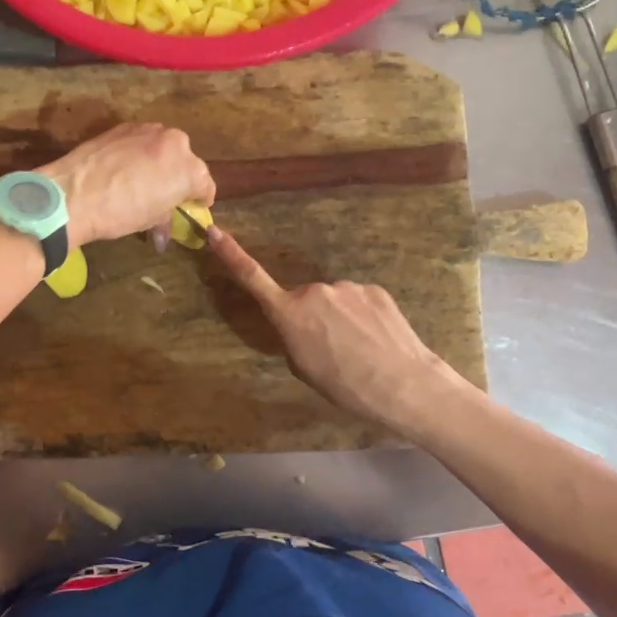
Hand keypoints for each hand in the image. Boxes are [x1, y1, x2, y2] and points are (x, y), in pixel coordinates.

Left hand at [41, 123, 214, 248]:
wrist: (74, 195)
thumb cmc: (120, 213)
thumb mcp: (150, 220)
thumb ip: (166, 216)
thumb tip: (163, 231)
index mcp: (191, 169)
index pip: (206, 186)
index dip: (199, 200)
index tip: (192, 207)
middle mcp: (176, 143)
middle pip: (185, 162)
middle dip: (178, 177)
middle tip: (164, 195)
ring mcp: (149, 130)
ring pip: (163, 147)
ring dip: (159, 162)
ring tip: (141, 181)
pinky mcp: (125, 126)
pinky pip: (141, 141)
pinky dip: (139, 152)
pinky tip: (124, 168)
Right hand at [210, 227, 462, 430]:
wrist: (402, 384)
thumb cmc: (345, 386)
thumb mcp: (304, 369)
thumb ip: (294, 339)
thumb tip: (304, 326)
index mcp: (290, 314)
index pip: (253, 278)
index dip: (230, 254)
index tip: (214, 230)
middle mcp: (314, 291)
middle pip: (305, 300)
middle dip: (311, 319)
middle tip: (331, 352)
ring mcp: (347, 287)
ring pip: (335, 302)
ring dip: (340, 320)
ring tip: (360, 350)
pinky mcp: (374, 290)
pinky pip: (359, 302)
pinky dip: (363, 318)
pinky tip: (377, 341)